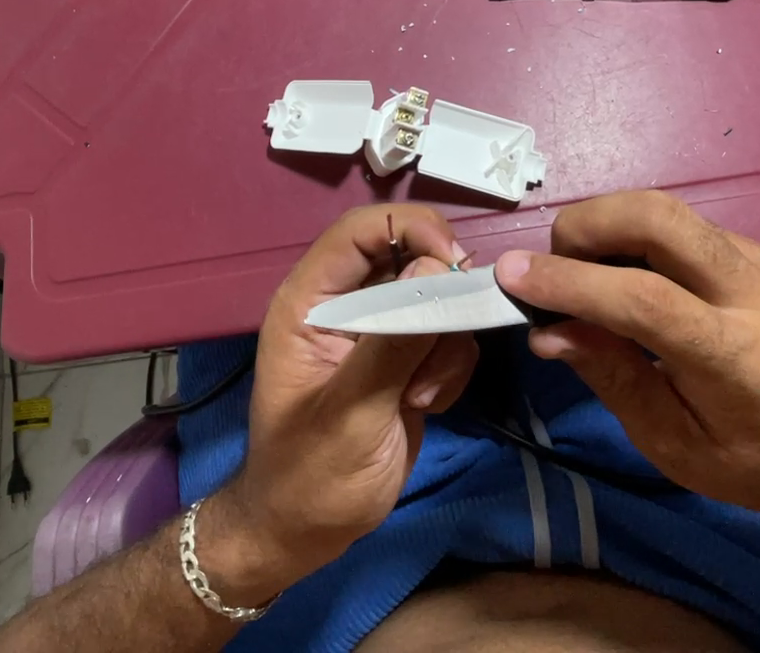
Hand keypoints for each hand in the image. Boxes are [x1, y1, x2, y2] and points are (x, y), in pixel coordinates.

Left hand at [228, 205, 480, 586]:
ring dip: (443, 344)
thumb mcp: (350, 411)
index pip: (359, 231)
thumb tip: (437, 270)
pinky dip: (449, 369)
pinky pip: (446, 338)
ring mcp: (376, 332)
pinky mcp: (404, 360)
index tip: (452, 262)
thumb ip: (393, 342)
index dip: (409, 229)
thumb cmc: (309, 474)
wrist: (306, 530)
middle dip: (439, 292)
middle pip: (407, 256)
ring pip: (436, 299)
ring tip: (419, 396)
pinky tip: (422, 406)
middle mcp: (343, 305)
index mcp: (310, 300)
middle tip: (452, 329)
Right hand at [494, 190, 759, 525]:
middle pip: (660, 218)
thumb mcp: (671, 445)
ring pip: (666, 209)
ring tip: (579, 270)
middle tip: (551, 264)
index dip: (572, 282)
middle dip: (587, 225)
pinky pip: (678, 224)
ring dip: (604, 225)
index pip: (647, 300)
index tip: (510, 274)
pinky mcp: (756, 252)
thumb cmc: (752, 464)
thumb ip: (610, 377)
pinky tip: (621, 276)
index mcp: (744, 364)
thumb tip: (546, 331)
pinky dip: (630, 237)